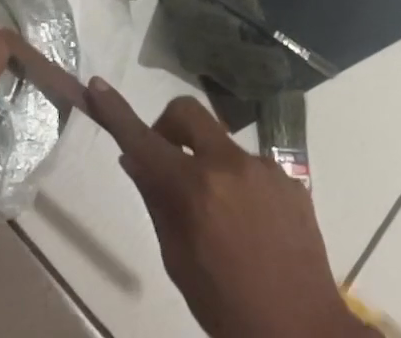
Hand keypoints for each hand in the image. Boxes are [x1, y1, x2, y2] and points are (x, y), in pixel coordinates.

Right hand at [84, 80, 372, 337]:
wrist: (302, 331)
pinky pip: (252, 169)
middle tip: (167, 163)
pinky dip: (239, 185)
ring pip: (222, 145)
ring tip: (218, 217)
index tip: (98, 86)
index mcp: (196, 188)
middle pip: (189, 113)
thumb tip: (135, 160)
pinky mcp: (291, 181)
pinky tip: (249, 226)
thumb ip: (156, 201)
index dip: (117, 111)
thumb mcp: (178, 259)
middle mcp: (231, 165)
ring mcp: (266, 170)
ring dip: (209, 165)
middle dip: (168, 126)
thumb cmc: (226, 304)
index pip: (144, 140)